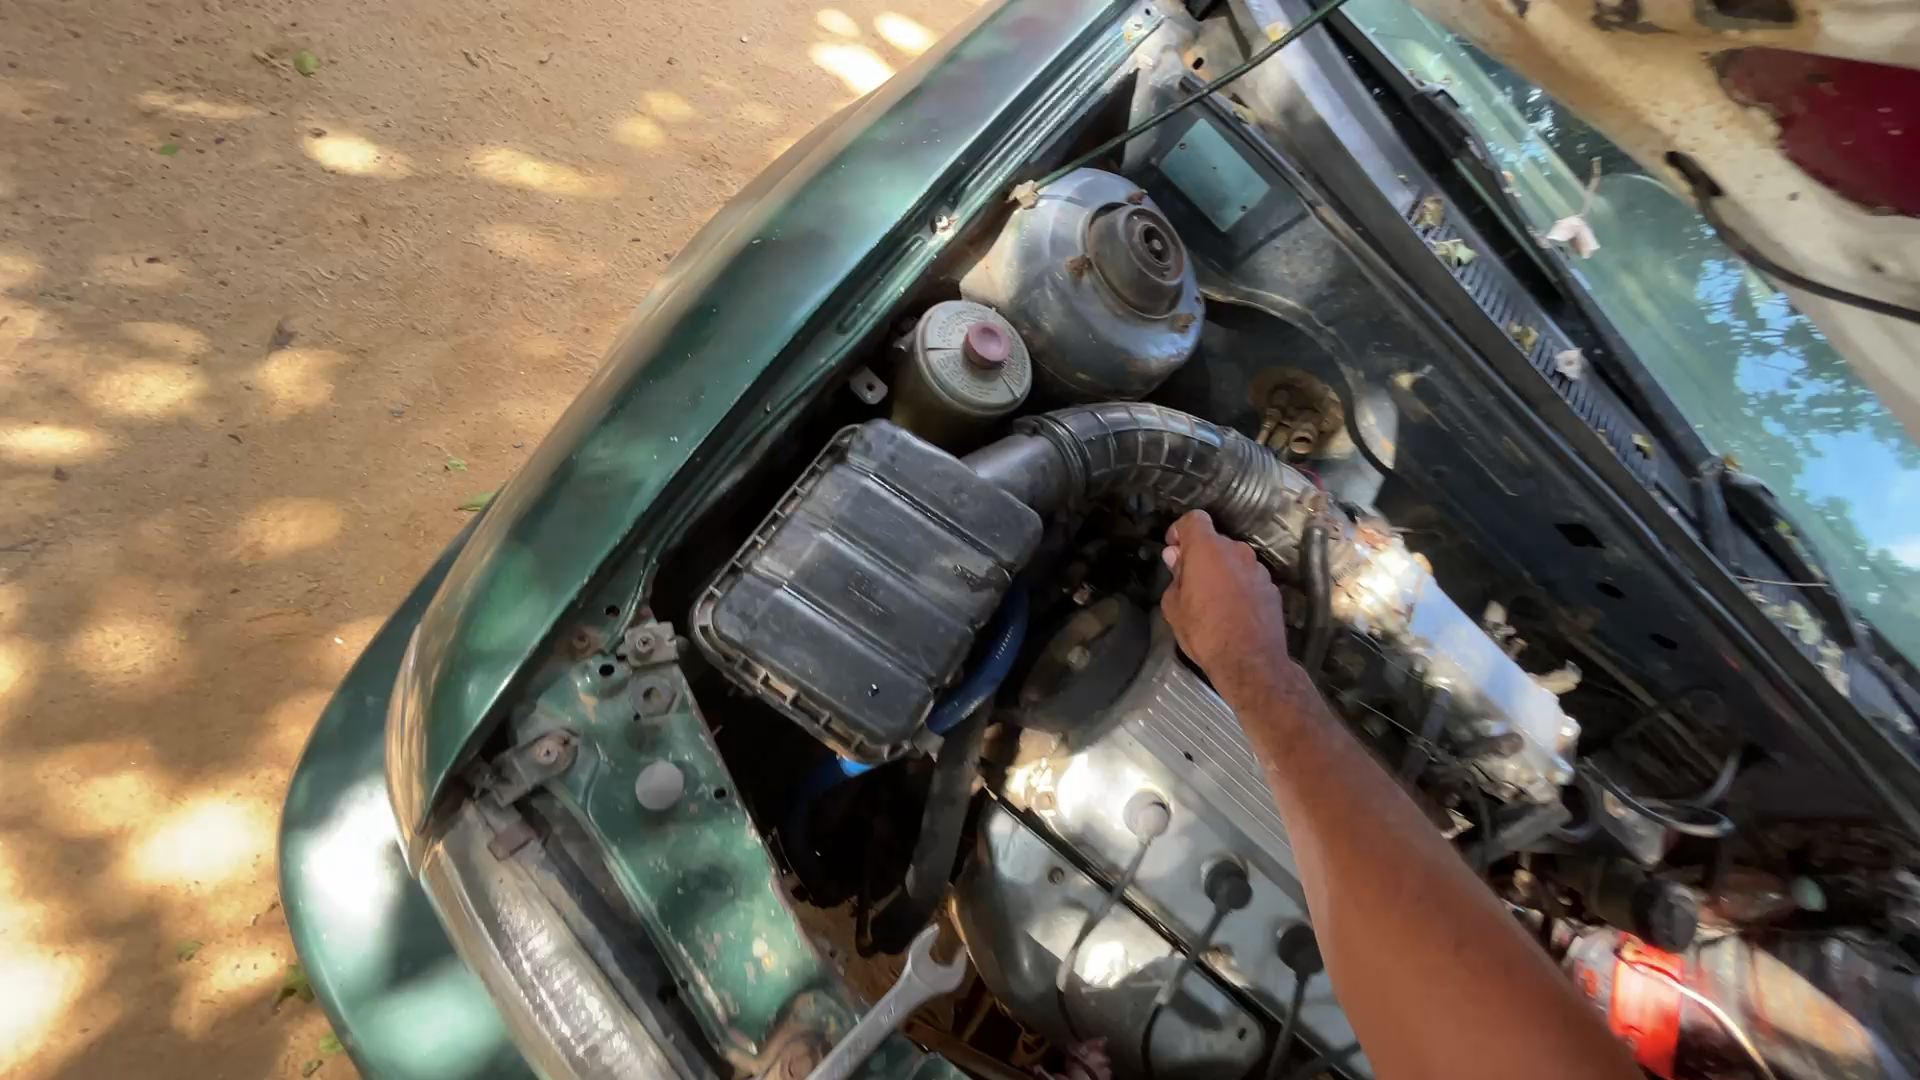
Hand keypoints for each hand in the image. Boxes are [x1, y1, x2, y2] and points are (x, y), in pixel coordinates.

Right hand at [1160, 510, 1297, 708]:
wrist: (1250, 662)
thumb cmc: (1204, 631)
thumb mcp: (1173, 606)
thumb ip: (1174, 576)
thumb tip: (1176, 558)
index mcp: (1208, 549)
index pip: (1194, 519)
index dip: (1180, 530)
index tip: (1174, 549)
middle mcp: (1236, 551)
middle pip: (1214, 541)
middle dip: (1200, 555)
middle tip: (1187, 580)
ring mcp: (1258, 569)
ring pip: (1233, 560)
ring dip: (1221, 571)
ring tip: (1211, 599)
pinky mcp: (1272, 588)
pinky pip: (1248, 578)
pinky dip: (1238, 586)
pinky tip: (1231, 610)